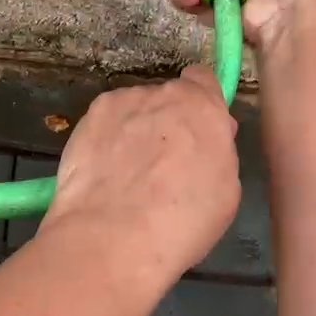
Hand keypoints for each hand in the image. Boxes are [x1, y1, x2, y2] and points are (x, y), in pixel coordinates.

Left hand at [40, 65, 240, 283]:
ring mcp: (124, 100)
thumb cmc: (182, 223)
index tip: (197, 129)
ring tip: (126, 176)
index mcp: (203, 108)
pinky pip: (107, 120)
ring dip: (135, 130)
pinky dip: (108, 138)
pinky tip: (104, 171)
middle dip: (167, 122)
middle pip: (167, 99)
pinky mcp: (91, 114)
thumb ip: (218, 151)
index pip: (203, 80)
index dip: (201, 102)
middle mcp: (163, 94)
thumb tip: (207, 136)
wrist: (113, 236)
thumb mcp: (225, 192)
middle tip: (161, 165)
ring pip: (135, 110)